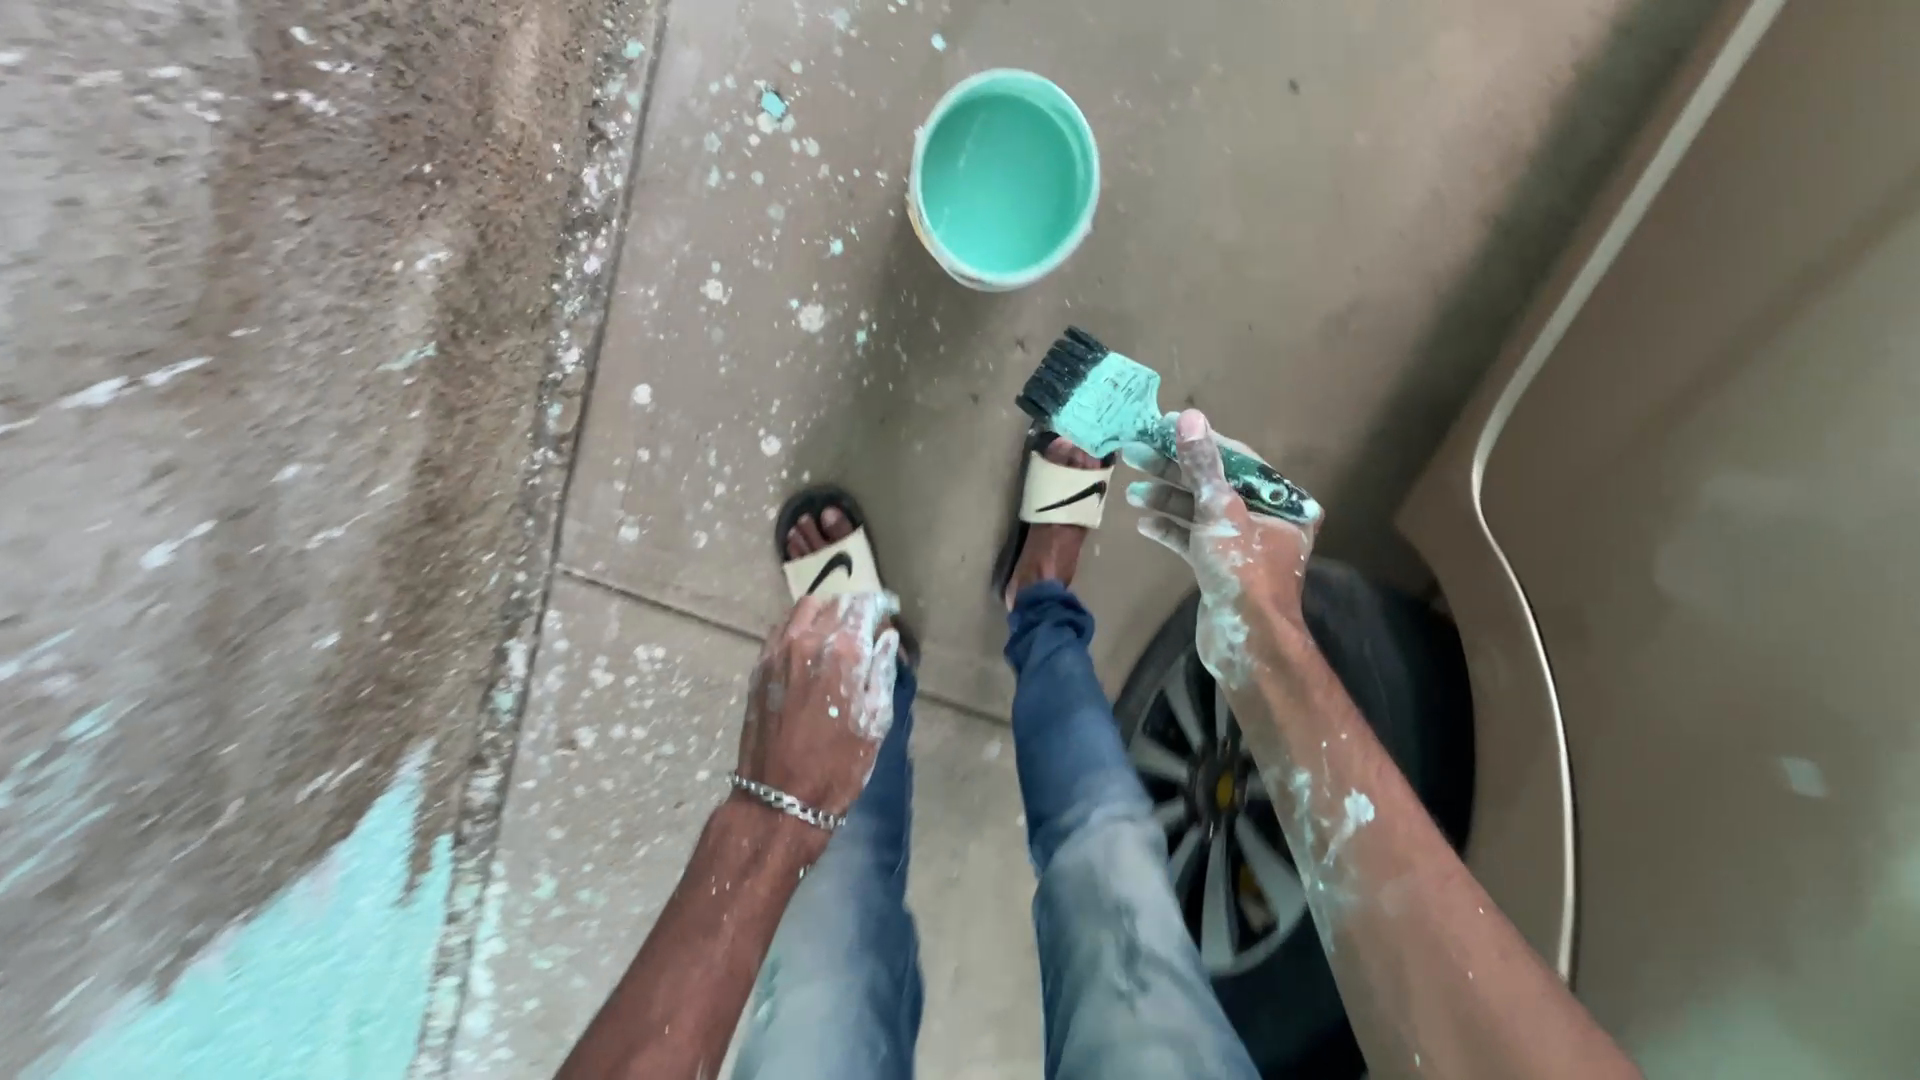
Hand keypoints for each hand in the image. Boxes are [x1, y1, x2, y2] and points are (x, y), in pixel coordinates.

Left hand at [736, 592, 901, 822]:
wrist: (779, 798)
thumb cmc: (839, 765)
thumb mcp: (876, 720)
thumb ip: (883, 670)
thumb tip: (886, 638)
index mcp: (845, 652)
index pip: (865, 605)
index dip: (882, 604)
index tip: (890, 610)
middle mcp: (809, 640)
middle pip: (837, 603)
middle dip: (857, 608)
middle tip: (868, 625)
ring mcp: (779, 650)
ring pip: (806, 608)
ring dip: (827, 612)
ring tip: (838, 630)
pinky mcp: (760, 665)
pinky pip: (782, 627)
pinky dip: (801, 625)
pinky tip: (810, 645)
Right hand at [1125, 409, 1317, 687]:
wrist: (1246, 641)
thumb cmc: (1243, 571)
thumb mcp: (1220, 512)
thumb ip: (1203, 465)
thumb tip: (1189, 417)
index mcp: (1281, 502)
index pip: (1235, 459)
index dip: (1197, 442)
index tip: (1161, 427)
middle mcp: (1265, 519)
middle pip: (1212, 483)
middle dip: (1172, 470)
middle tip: (1133, 453)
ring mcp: (1241, 545)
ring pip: (1199, 511)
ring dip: (1165, 500)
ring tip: (1130, 491)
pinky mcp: (1220, 568)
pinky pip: (1193, 539)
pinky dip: (1170, 530)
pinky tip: (1143, 523)